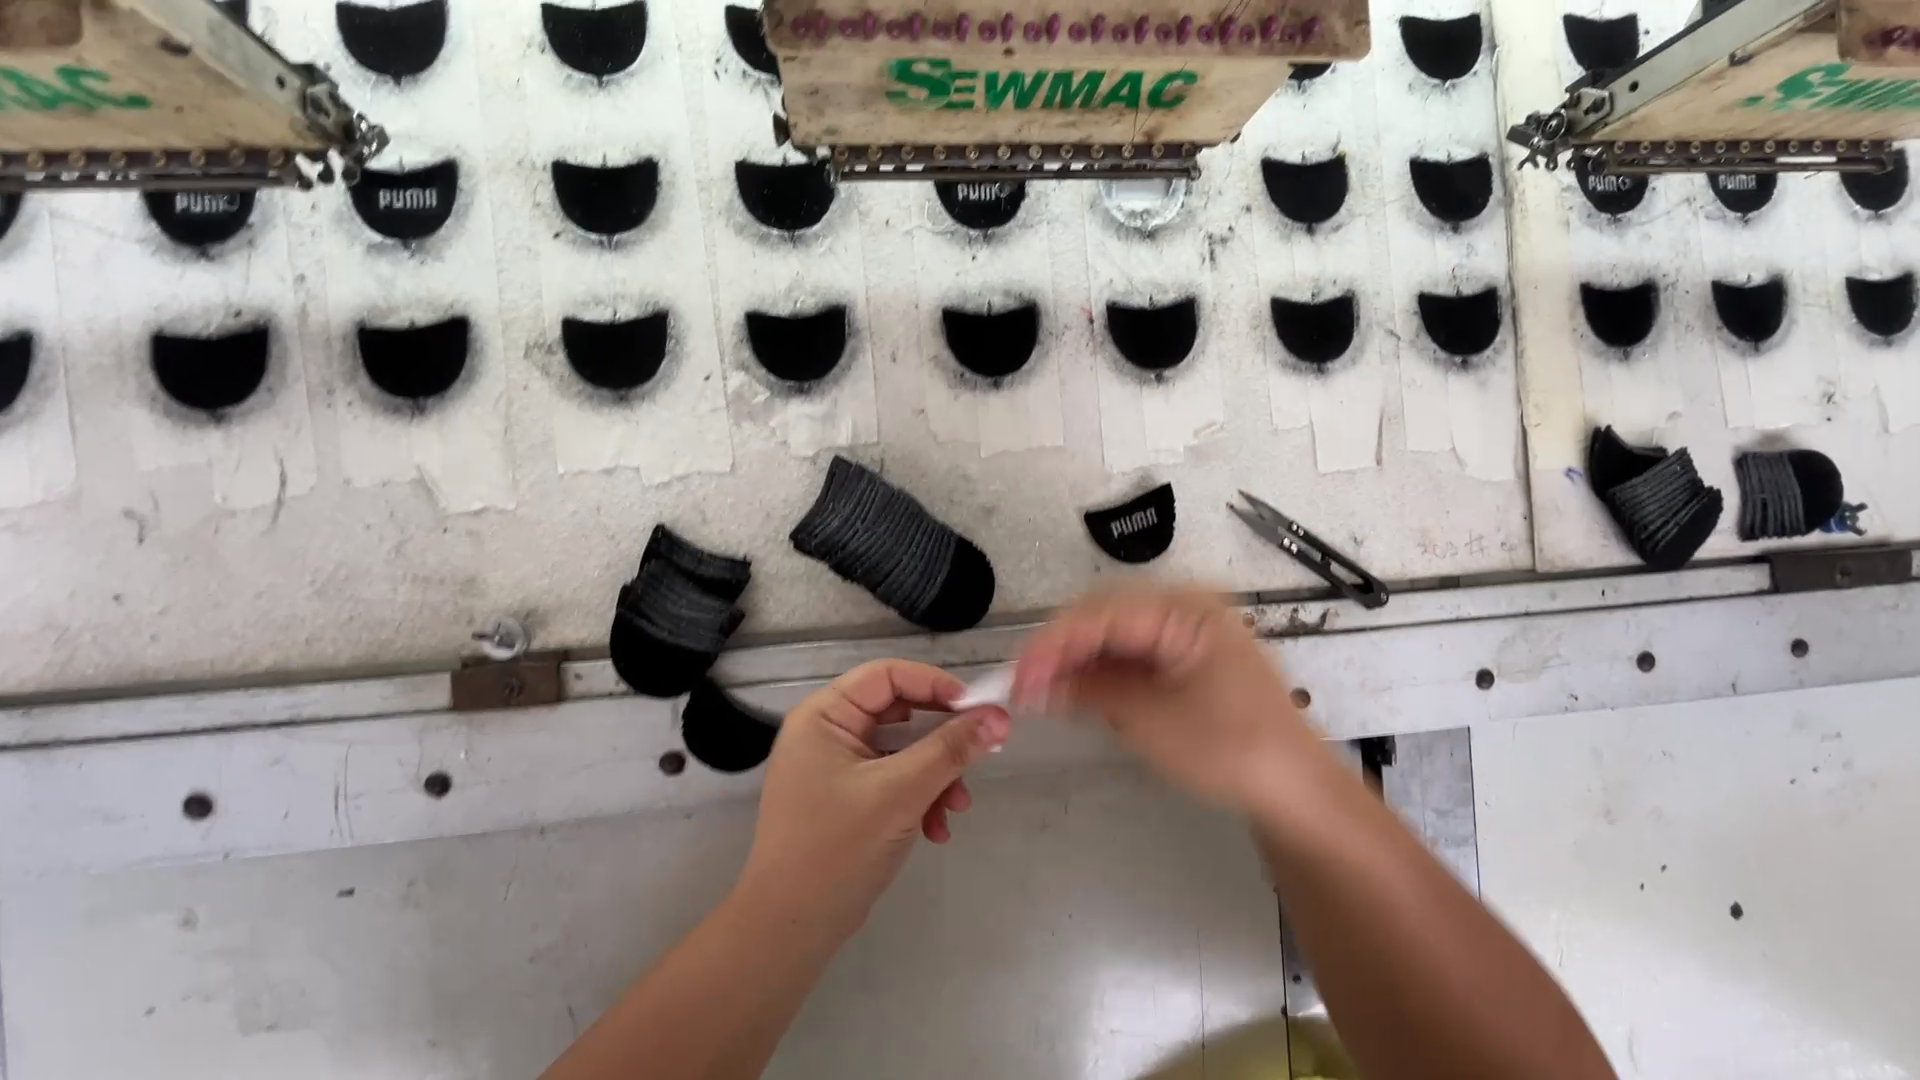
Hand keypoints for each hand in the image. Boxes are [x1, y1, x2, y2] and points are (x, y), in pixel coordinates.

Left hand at [735, 660, 1010, 939]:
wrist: (790, 927)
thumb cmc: (838, 848)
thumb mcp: (900, 793)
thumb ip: (950, 751)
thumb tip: (998, 719)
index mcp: (824, 715)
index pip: (888, 675)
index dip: (935, 685)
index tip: (979, 709)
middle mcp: (827, 732)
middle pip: (900, 713)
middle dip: (942, 740)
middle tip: (982, 754)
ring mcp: (836, 767)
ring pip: (903, 750)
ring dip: (936, 775)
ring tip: (957, 809)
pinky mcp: (847, 798)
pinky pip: (894, 780)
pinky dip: (920, 799)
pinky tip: (936, 831)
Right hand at [1011, 586, 1323, 813]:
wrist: (1296, 792)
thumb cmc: (1234, 751)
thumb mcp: (1153, 721)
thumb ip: (1092, 691)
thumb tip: (1037, 680)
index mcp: (1188, 610)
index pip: (1102, 613)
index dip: (1053, 643)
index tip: (1017, 675)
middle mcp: (1187, 609)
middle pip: (1103, 616)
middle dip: (1060, 650)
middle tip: (1022, 686)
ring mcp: (1187, 633)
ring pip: (1112, 635)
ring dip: (1076, 662)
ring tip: (1040, 693)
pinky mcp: (1185, 659)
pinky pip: (1130, 654)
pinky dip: (1100, 673)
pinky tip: (1075, 693)